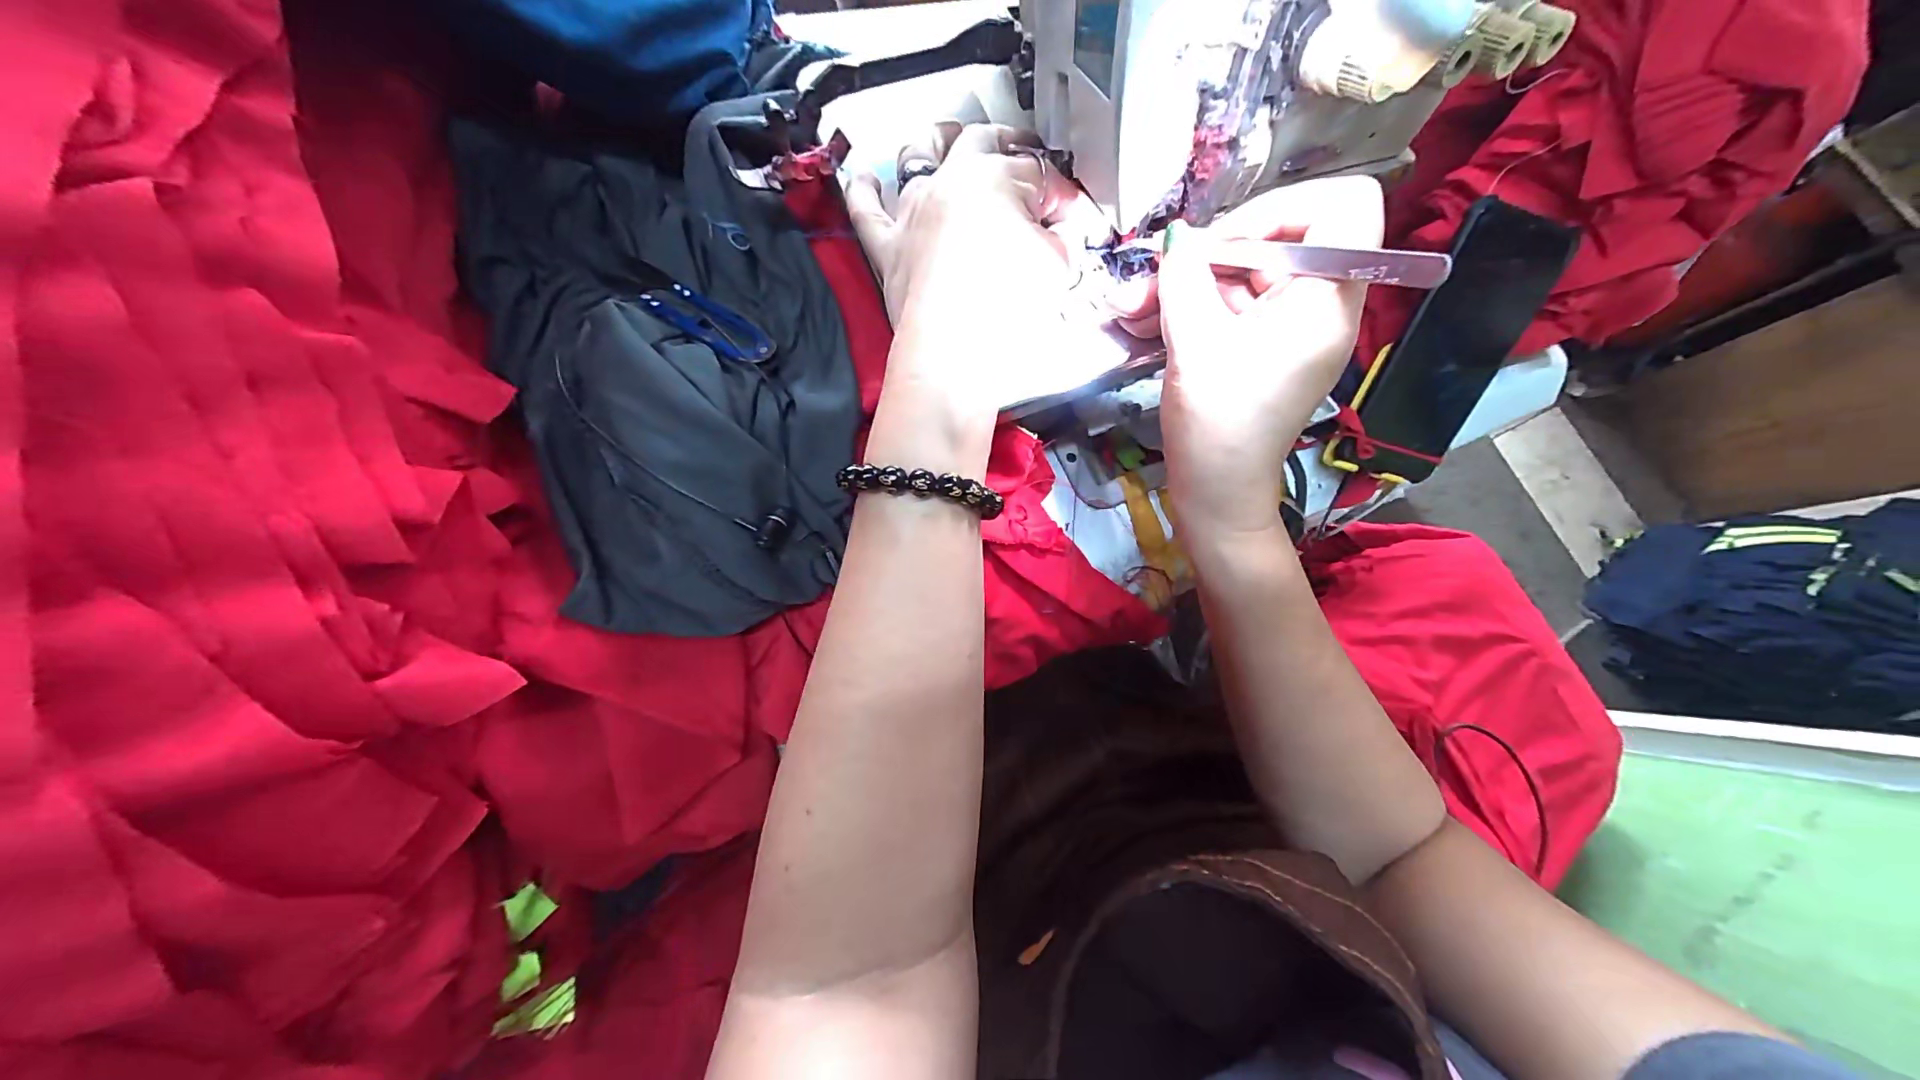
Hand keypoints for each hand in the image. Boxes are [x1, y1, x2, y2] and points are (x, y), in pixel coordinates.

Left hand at [847, 123, 1102, 431]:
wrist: (955, 356)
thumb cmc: (1004, 314)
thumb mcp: (1057, 269)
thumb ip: (1064, 241)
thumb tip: (1064, 233)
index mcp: (998, 180)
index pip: (1040, 172)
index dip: (1061, 192)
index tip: (1073, 214)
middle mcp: (950, 184)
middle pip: (982, 141)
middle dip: (1009, 143)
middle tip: (1025, 155)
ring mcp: (914, 213)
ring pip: (919, 153)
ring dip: (938, 141)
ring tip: (950, 138)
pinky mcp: (888, 248)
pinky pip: (866, 208)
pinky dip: (865, 189)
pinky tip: (867, 176)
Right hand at [1108, 177, 1382, 541]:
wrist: (1219, 494)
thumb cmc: (1217, 425)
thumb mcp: (1194, 344)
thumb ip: (1184, 278)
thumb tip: (1177, 239)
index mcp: (1327, 301)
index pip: (1341, 207)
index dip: (1280, 210)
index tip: (1225, 245)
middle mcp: (1321, 307)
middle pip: (1279, 241)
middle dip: (1211, 254)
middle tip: (1159, 276)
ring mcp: (1292, 329)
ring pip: (1246, 275)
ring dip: (1189, 284)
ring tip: (1135, 306)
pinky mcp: (1267, 348)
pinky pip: (1235, 307)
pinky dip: (1194, 308)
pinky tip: (1148, 320)